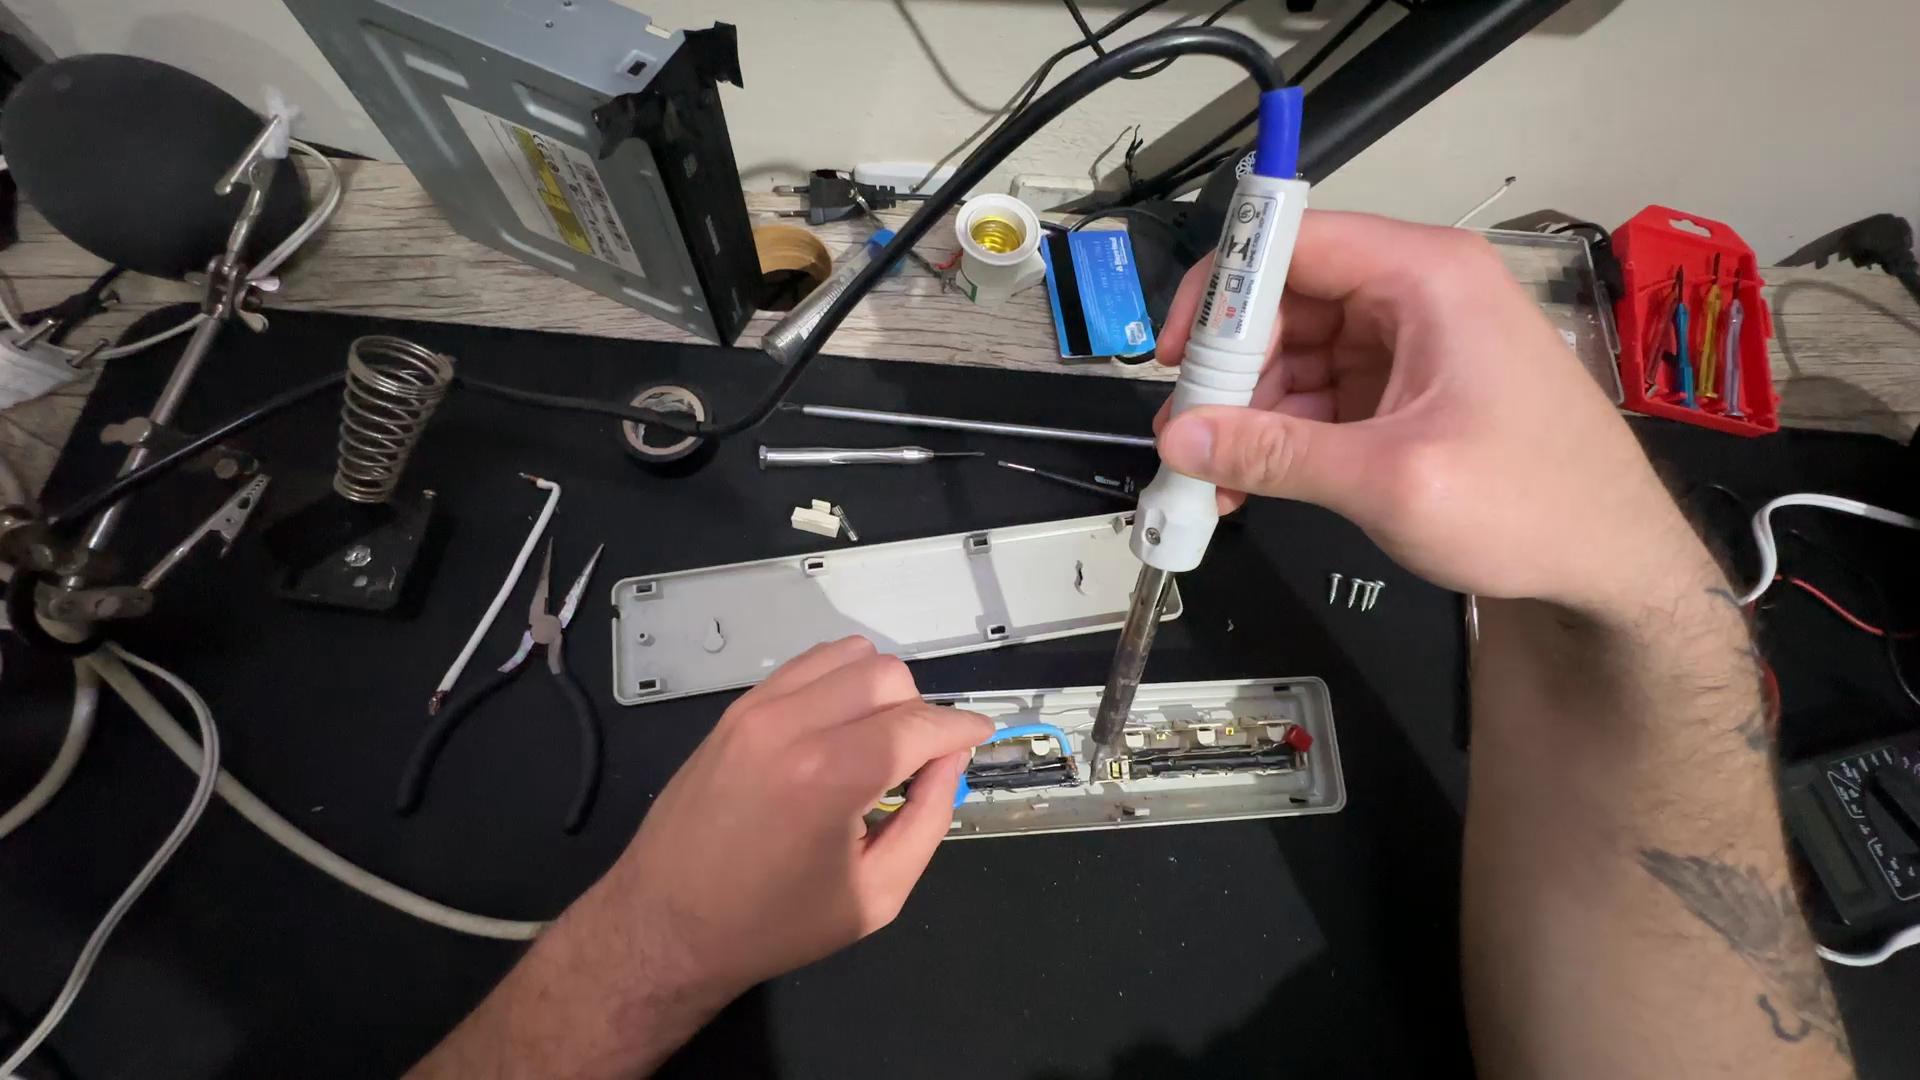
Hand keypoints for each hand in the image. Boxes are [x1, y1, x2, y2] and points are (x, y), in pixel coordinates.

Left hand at [589, 636, 990, 1006]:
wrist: (664, 923)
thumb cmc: (775, 923)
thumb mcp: (877, 893)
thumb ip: (930, 817)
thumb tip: (950, 758)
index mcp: (829, 778)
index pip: (919, 724)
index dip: (961, 728)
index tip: (978, 735)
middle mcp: (793, 725)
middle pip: (890, 676)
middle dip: (919, 712)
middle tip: (916, 759)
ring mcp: (759, 707)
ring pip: (853, 656)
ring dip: (881, 690)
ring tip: (875, 738)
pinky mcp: (739, 705)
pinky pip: (811, 661)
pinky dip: (842, 679)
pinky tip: (839, 722)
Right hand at [1152, 210, 1703, 614]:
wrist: (1608, 564)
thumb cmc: (1532, 507)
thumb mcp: (1389, 479)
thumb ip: (1275, 456)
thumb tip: (1177, 442)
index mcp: (1424, 279)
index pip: (1292, 244)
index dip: (1220, 291)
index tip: (1175, 358)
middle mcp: (1408, 298)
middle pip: (1278, 307)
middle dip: (1225, 374)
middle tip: (1188, 439)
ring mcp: (1397, 348)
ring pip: (1284, 359)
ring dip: (1242, 417)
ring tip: (1217, 479)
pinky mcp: (1388, 393)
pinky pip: (1306, 399)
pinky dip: (1270, 438)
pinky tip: (1248, 484)